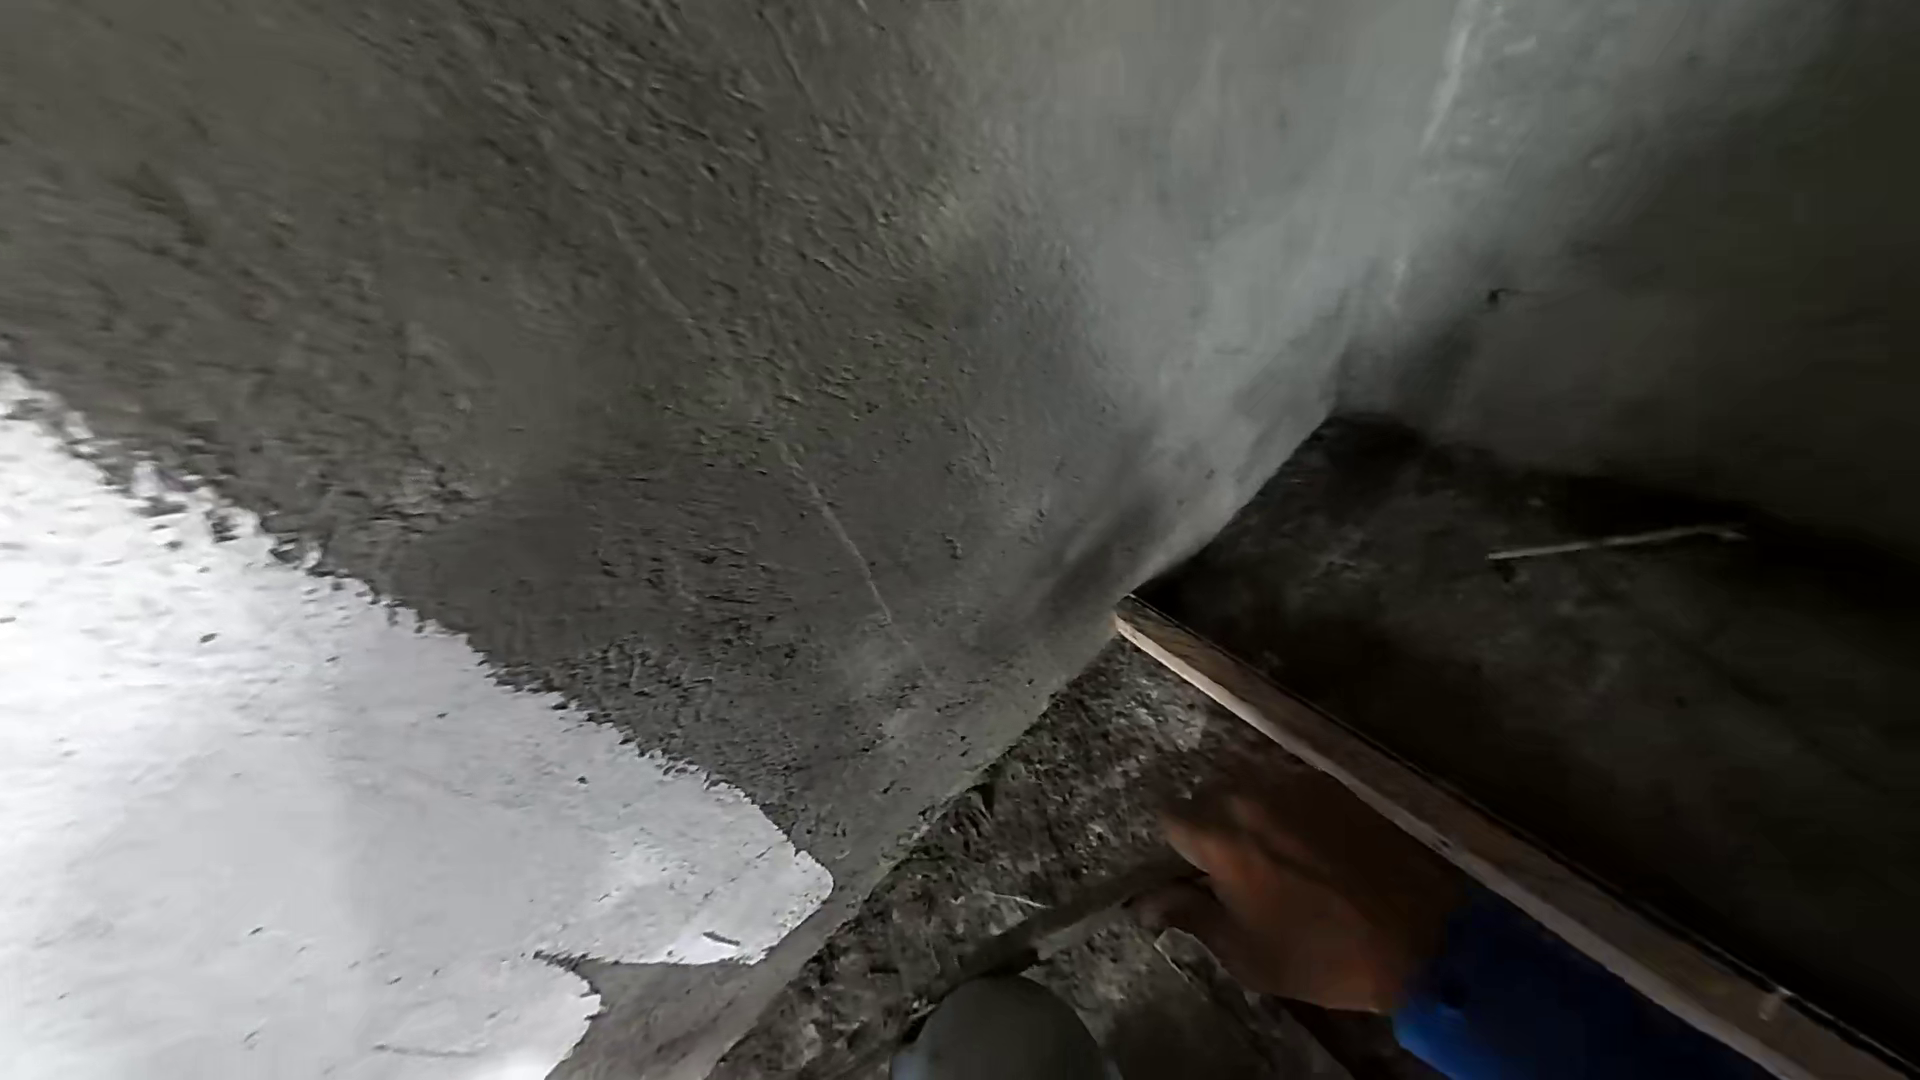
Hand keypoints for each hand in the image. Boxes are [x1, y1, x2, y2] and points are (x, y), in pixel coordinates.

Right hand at [1135, 770, 1464, 1012]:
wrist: (1423, 940)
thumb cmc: (1322, 952)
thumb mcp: (1246, 953)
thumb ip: (1188, 917)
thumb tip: (1144, 904)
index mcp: (1216, 835)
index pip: (1168, 817)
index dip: (1181, 846)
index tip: (1199, 870)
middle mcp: (1242, 794)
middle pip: (1204, 795)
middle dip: (1211, 824)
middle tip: (1239, 863)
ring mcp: (1286, 780)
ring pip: (1243, 783)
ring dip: (1246, 810)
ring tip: (1276, 846)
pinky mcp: (1323, 780)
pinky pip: (1283, 782)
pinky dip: (1283, 804)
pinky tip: (1309, 836)